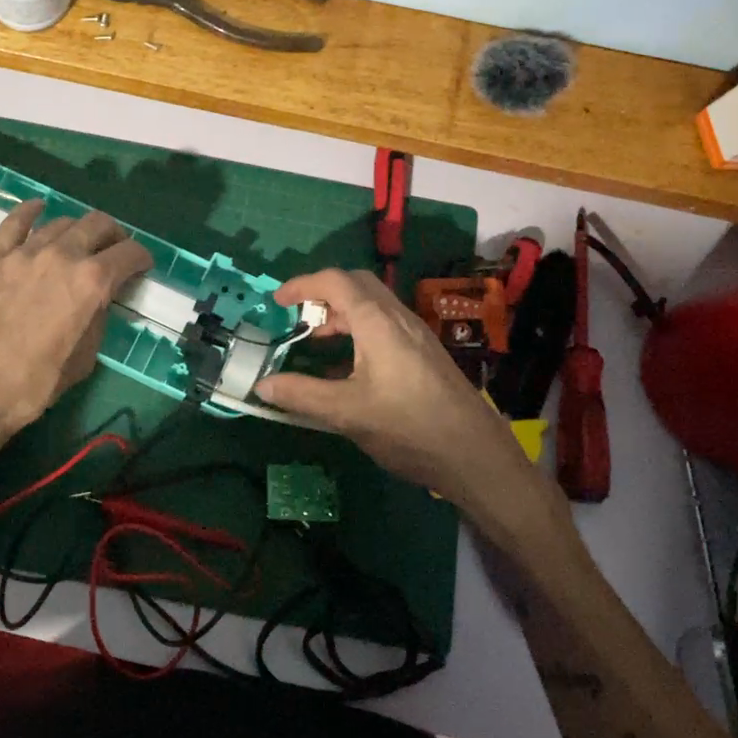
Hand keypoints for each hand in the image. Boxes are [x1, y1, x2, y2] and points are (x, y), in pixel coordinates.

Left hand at [0, 200, 152, 459]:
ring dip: (79, 229)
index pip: (129, 254)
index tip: (142, 267)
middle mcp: (62, 255)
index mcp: (91, 282)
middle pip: (98, 225)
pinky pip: (15, 222)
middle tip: (115, 253)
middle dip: (114, 236)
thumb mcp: (82, 361)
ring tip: (81, 244)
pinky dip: (31, 212)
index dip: (141, 259)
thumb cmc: (31, 385)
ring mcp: (24, 252)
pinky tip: (38, 209)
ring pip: (61, 221)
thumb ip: (95, 322)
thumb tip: (96, 304)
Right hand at [254, 269, 538, 519]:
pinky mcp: (425, 355)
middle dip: (323, 294)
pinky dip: (358, 332)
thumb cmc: (408, 427)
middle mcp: (398, 319)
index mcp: (377, 322)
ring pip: (373, 307)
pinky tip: (347, 369)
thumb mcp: (346, 412)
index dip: (302, 285)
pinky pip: (385, 327)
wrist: (475, 455)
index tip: (277, 302)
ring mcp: (416, 336)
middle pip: (357, 286)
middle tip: (298, 317)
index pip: (335, 282)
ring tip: (317, 342)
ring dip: (341, 315)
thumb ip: (301, 395)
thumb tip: (262, 385)